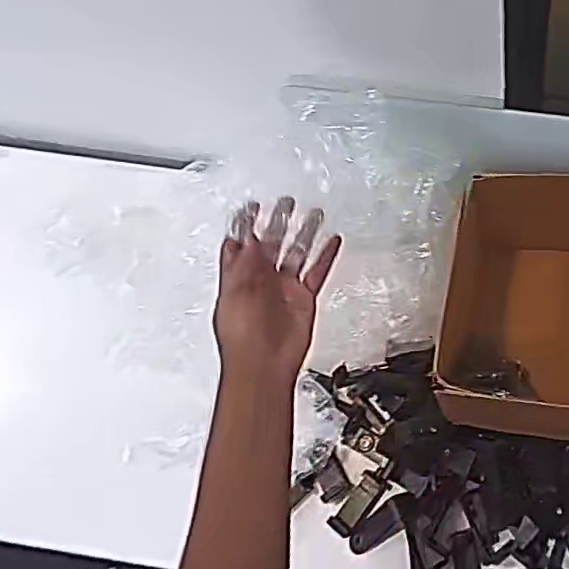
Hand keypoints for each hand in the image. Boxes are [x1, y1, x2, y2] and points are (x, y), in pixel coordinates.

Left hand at [214, 197, 342, 385]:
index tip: (252, 206)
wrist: (264, 364)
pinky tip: (332, 242)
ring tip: (314, 215)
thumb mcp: (237, 294)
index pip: (241, 244)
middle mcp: (260, 280)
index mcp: (237, 278)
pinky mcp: (303, 297)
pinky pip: (317, 271)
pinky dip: (326, 256)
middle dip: (278, 222)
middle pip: (271, 243)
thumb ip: (247, 264)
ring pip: (296, 253)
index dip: (246, 224)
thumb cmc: (243, 339)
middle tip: (286, 203)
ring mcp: (283, 288)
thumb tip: (252, 238)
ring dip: (304, 234)